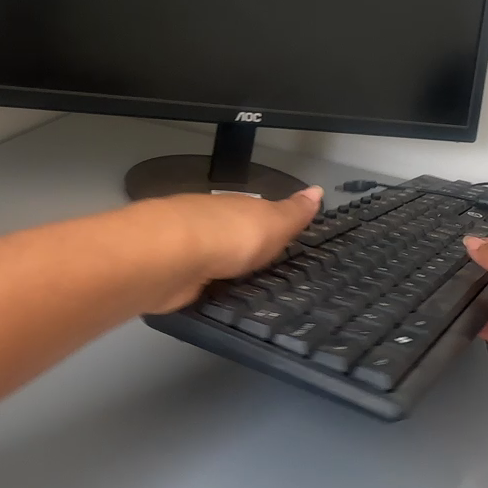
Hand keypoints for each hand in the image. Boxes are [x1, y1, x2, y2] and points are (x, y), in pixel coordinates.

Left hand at [127, 186, 322, 314]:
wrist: (170, 256)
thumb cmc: (230, 235)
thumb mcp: (274, 222)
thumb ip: (294, 212)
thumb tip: (317, 190)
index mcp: (237, 207)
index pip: (258, 213)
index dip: (271, 227)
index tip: (282, 242)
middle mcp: (211, 222)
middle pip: (232, 235)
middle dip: (243, 250)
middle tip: (264, 274)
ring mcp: (187, 247)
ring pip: (211, 258)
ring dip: (221, 270)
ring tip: (241, 291)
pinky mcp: (171, 274)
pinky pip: (194, 281)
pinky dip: (202, 287)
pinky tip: (210, 298)